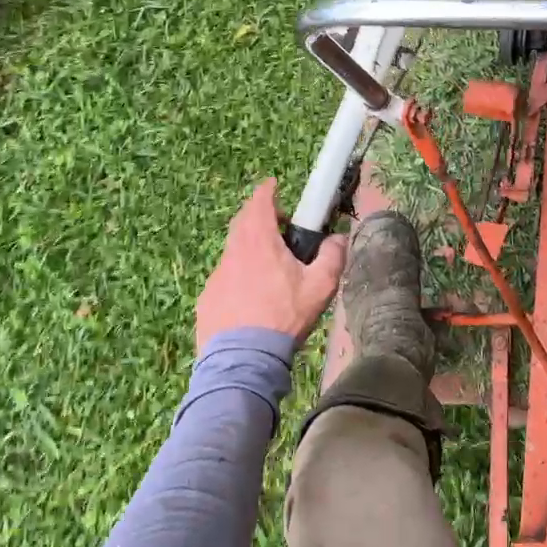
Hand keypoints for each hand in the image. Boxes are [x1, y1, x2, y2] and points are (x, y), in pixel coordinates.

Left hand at [195, 178, 346, 351]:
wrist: (243, 360)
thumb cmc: (284, 315)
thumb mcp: (321, 286)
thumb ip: (333, 255)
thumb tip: (339, 237)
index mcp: (259, 242)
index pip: (259, 203)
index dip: (267, 191)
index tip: (274, 186)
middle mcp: (233, 253)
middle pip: (242, 223)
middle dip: (259, 217)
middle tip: (281, 226)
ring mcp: (216, 277)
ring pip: (234, 252)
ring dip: (251, 249)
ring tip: (272, 268)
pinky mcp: (207, 300)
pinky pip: (226, 278)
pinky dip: (240, 277)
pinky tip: (254, 299)